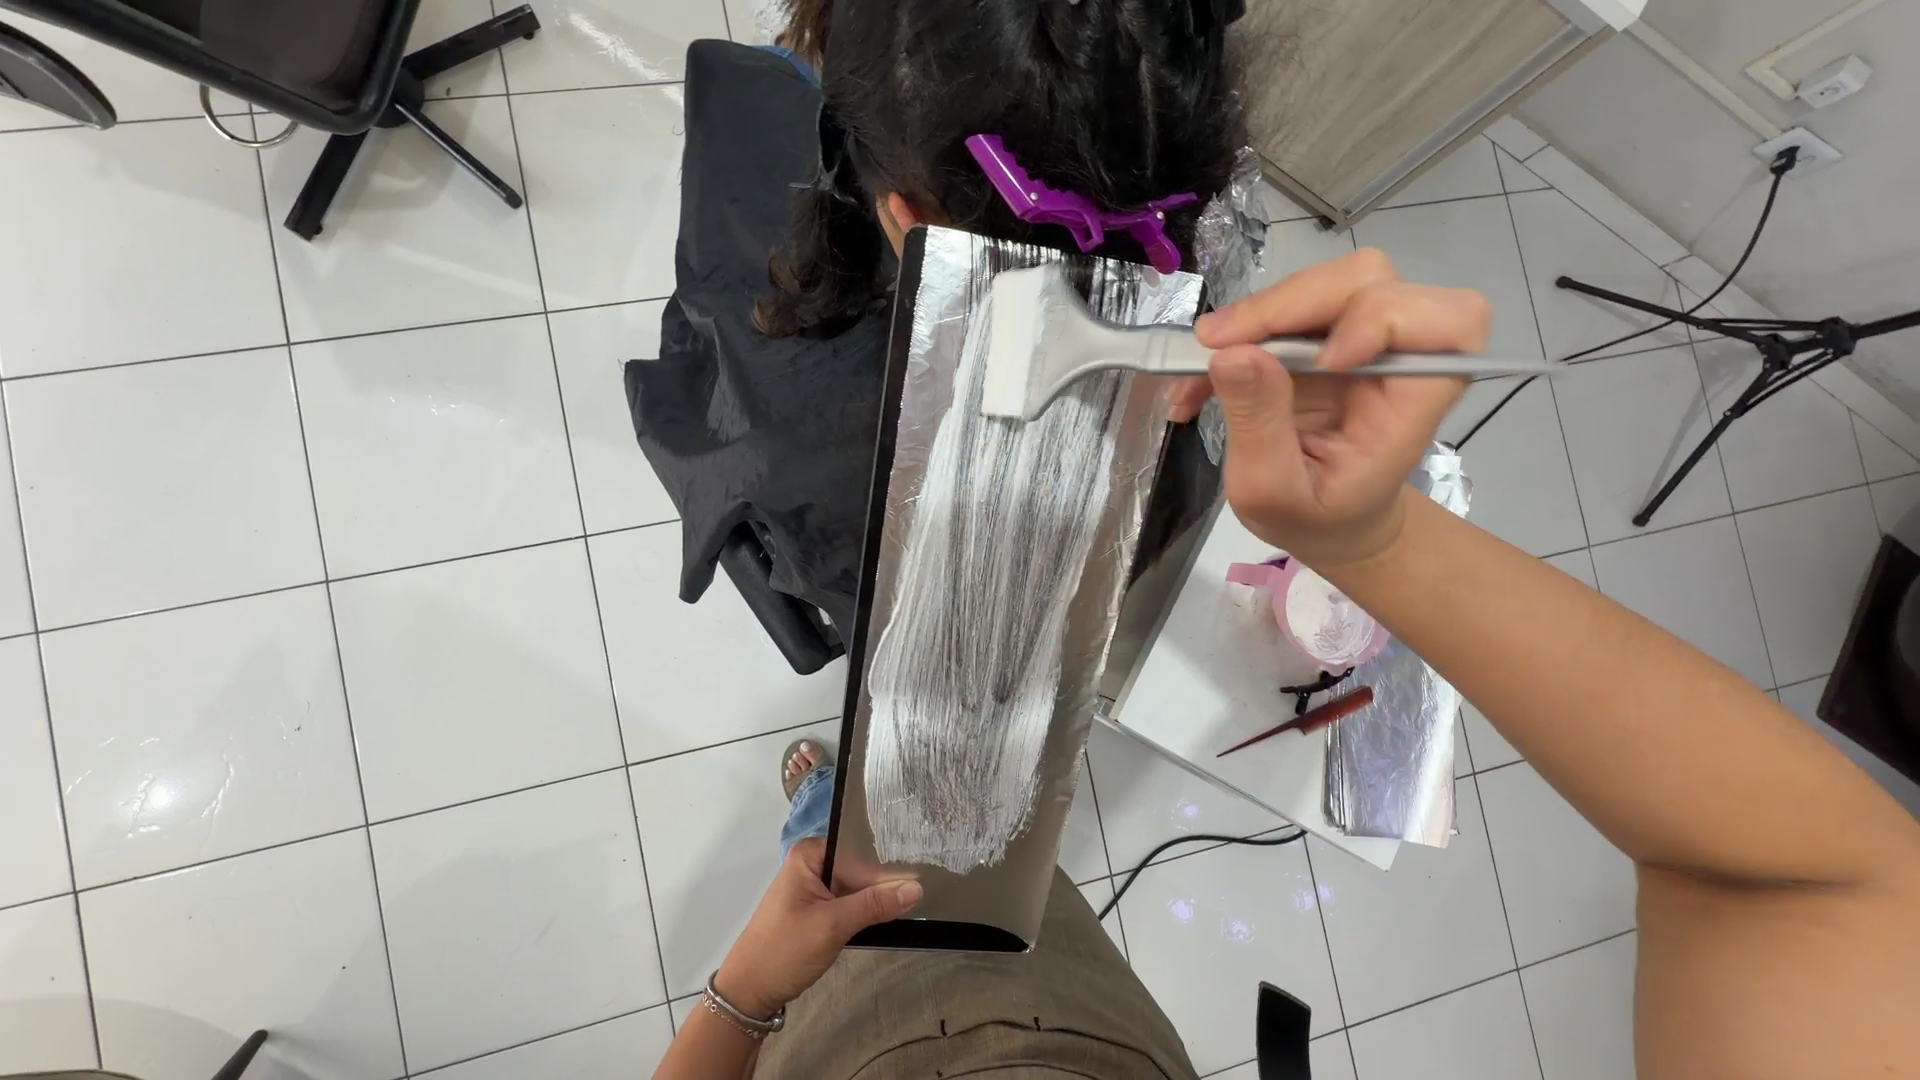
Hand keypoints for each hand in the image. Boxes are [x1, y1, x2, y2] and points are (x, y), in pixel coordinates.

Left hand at [712, 838, 921, 1018]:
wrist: (749, 993)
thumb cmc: (784, 950)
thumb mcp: (832, 925)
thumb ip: (874, 904)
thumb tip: (917, 887)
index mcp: (810, 853)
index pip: (859, 846)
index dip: (887, 859)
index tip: (921, 868)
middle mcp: (812, 863)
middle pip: (860, 865)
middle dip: (885, 879)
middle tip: (925, 883)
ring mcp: (815, 888)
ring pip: (857, 885)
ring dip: (877, 896)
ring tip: (915, 898)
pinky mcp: (819, 910)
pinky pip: (850, 901)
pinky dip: (866, 910)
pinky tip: (891, 914)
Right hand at [1166, 248, 1489, 567]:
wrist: (1327, 523)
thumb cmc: (1316, 519)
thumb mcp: (1274, 492)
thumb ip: (1260, 425)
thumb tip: (1231, 353)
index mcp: (1417, 398)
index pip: (1444, 320)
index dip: (1382, 318)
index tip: (1323, 361)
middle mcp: (1399, 354)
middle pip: (1365, 282)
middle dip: (1285, 306)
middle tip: (1215, 346)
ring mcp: (1360, 338)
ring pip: (1319, 286)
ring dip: (1252, 319)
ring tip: (1198, 371)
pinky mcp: (1323, 337)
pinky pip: (1283, 309)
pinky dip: (1234, 336)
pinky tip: (1197, 383)